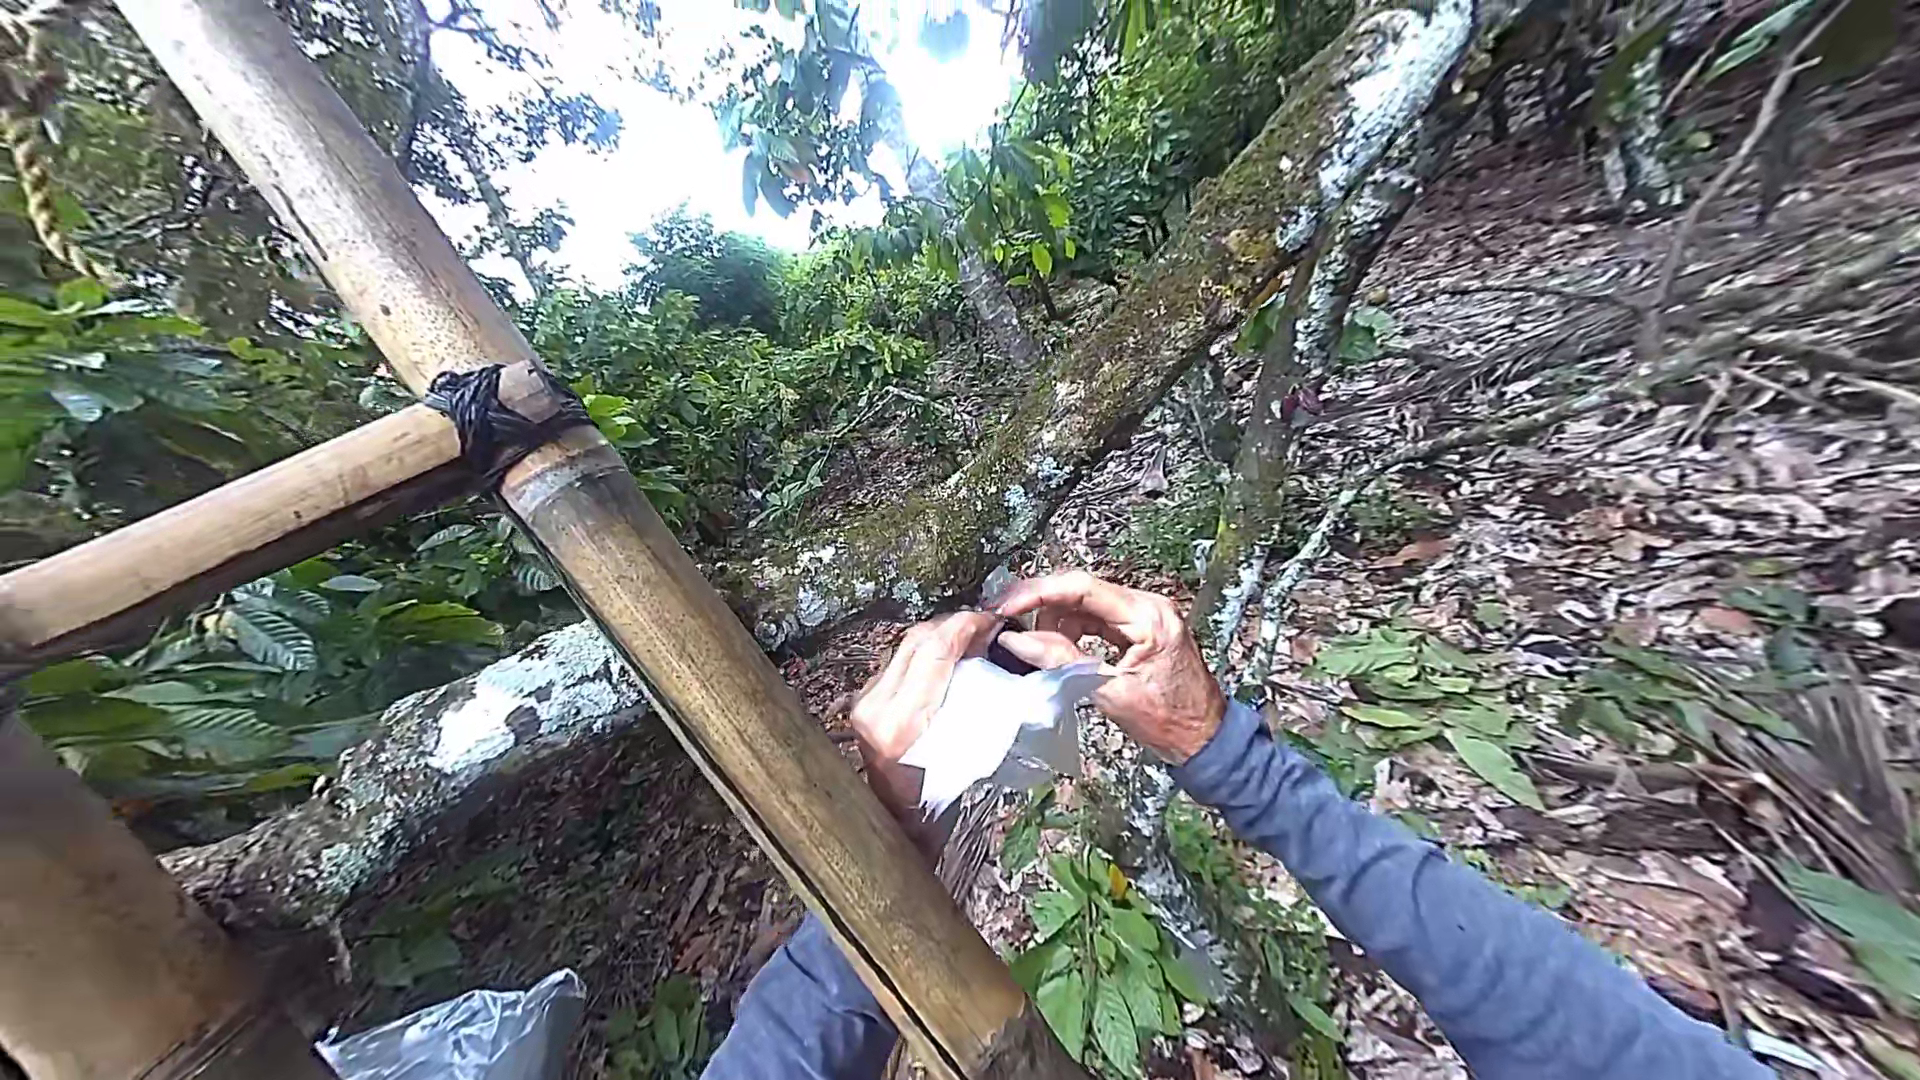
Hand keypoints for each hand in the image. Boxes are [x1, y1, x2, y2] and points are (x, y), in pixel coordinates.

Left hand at [847, 611, 1002, 828]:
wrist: (896, 824)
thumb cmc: (936, 802)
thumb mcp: (966, 757)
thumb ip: (977, 705)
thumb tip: (992, 655)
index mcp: (900, 723)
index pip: (933, 651)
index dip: (964, 626)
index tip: (989, 620)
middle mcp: (876, 707)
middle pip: (917, 640)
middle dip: (954, 623)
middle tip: (984, 623)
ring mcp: (865, 701)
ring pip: (906, 645)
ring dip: (941, 633)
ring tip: (970, 634)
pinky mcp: (865, 700)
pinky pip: (899, 659)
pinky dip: (928, 649)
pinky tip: (949, 652)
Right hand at [992, 571, 1223, 762]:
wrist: (1205, 739)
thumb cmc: (1169, 721)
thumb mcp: (1108, 691)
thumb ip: (1061, 659)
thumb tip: (1017, 640)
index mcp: (1147, 617)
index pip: (1082, 588)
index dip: (1038, 593)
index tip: (1008, 606)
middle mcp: (1147, 605)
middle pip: (1080, 589)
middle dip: (1041, 603)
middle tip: (1008, 618)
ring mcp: (1143, 613)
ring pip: (1083, 601)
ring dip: (1054, 618)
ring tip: (1033, 643)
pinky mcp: (1137, 625)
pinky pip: (1094, 616)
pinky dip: (1071, 628)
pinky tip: (1056, 646)